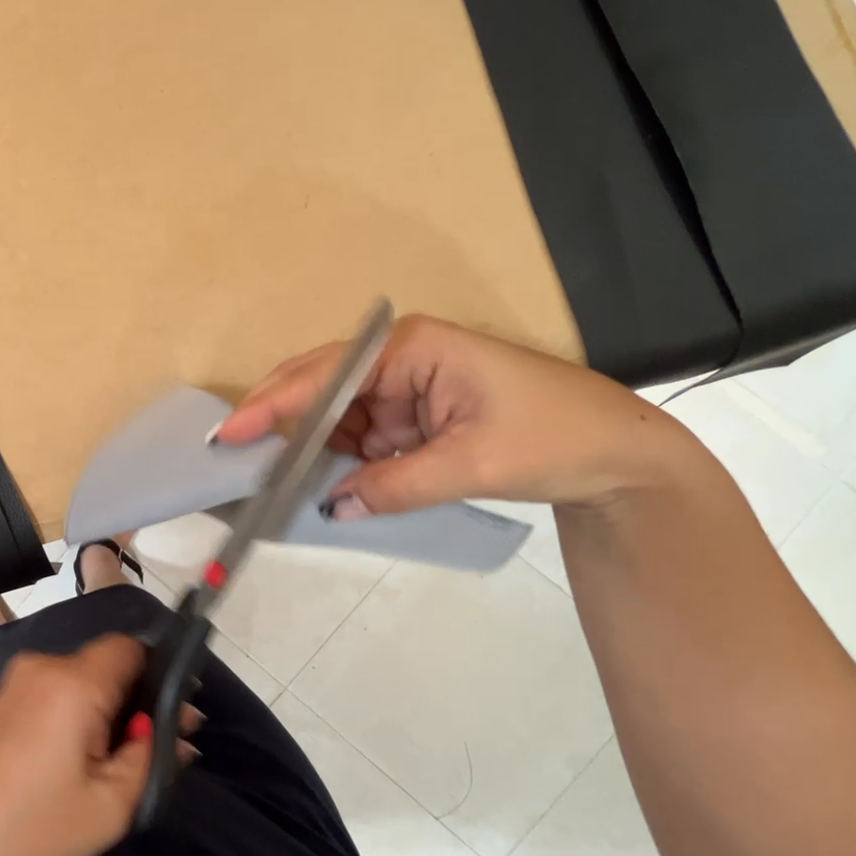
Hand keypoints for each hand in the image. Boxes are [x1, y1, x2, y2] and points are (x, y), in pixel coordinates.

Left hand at [0, 635, 197, 855]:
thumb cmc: (28, 828)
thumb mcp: (110, 805)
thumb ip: (152, 759)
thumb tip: (178, 732)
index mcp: (72, 681)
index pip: (131, 646)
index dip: (162, 676)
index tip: (179, 716)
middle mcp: (42, 667)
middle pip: (106, 665)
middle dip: (136, 702)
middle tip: (158, 753)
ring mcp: (17, 682)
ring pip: (82, 682)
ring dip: (107, 714)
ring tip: (118, 768)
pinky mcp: (3, 702)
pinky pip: (55, 694)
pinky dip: (77, 718)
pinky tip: (84, 763)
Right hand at [215, 314, 701, 516]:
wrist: (624, 459)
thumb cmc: (556, 439)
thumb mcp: (474, 464)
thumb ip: (396, 485)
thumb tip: (331, 508)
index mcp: (411, 347)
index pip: (327, 374)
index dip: (275, 405)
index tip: (231, 433)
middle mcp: (397, 357)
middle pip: (319, 385)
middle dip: (281, 420)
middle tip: (233, 452)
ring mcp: (402, 384)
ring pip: (333, 414)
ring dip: (309, 447)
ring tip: (269, 476)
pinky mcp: (409, 413)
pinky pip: (358, 435)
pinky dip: (338, 460)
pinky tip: (317, 480)